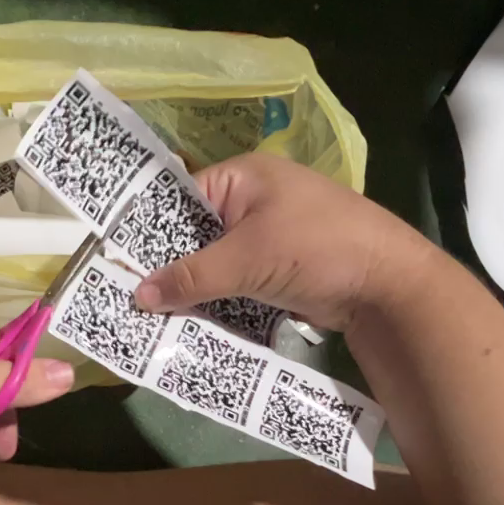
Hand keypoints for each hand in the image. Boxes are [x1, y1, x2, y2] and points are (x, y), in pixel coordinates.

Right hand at [132, 154, 438, 331]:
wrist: (386, 285)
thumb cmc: (316, 248)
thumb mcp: (247, 259)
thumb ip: (192, 277)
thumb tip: (137, 296)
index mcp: (242, 179)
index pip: (180, 201)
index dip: (149, 232)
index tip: (117, 264)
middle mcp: (251, 203)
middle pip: (195, 237)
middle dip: (170, 269)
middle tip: (129, 299)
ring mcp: (267, 238)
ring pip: (215, 266)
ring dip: (193, 291)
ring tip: (152, 319)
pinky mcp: (277, 271)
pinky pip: (235, 286)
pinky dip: (218, 303)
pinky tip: (190, 325)